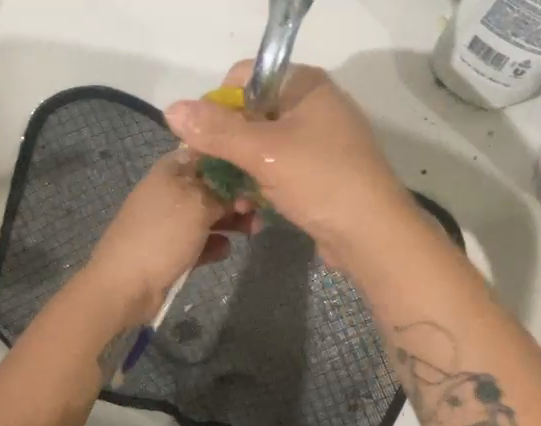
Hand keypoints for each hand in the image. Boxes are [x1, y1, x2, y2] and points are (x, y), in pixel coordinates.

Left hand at [83, 148, 242, 324]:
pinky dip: (214, 245)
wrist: (124, 286)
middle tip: (259, 208)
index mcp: (171, 171)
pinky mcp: (172, 252)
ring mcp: (170, 224)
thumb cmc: (161, 236)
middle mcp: (170, 193)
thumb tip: (240, 189)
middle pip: (212, 187)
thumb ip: (222, 192)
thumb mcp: (197, 205)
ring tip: (253, 231)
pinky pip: (200, 244)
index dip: (234, 161)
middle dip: (237, 196)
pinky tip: (226, 250)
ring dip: (231, 222)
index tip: (257, 171)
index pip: (208, 154)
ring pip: (209, 217)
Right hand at [165, 62, 415, 266]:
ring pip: (262, 148)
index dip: (217, 106)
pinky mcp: (318, 174)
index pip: (245, 78)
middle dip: (227, 146)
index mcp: (304, 85)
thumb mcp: (263, 152)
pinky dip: (261, 186)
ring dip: (241, 172)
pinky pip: (278, 172)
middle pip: (251, 115)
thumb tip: (172, 109)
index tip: (203, 142)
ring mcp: (318, 142)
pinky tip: (249, 209)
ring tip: (231, 200)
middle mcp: (312, 106)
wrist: (369, 232)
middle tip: (212, 176)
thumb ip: (217, 131)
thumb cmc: (319, 181)